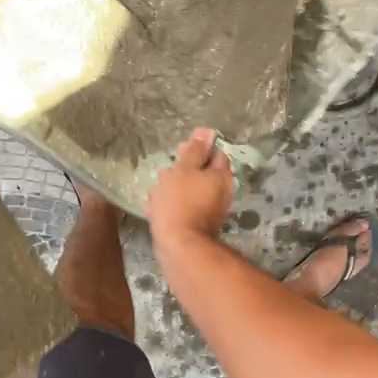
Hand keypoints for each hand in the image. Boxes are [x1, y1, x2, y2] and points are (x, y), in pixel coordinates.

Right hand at [148, 128, 233, 245]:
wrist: (178, 245)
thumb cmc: (178, 202)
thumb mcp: (184, 169)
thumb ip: (195, 150)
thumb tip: (207, 131)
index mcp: (221, 176)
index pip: (214, 153)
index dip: (196, 149)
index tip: (179, 151)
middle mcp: (221, 192)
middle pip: (200, 172)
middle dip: (179, 172)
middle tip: (164, 177)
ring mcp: (210, 209)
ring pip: (189, 190)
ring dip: (171, 189)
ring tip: (156, 196)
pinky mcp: (197, 223)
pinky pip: (184, 206)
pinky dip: (171, 205)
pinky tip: (156, 209)